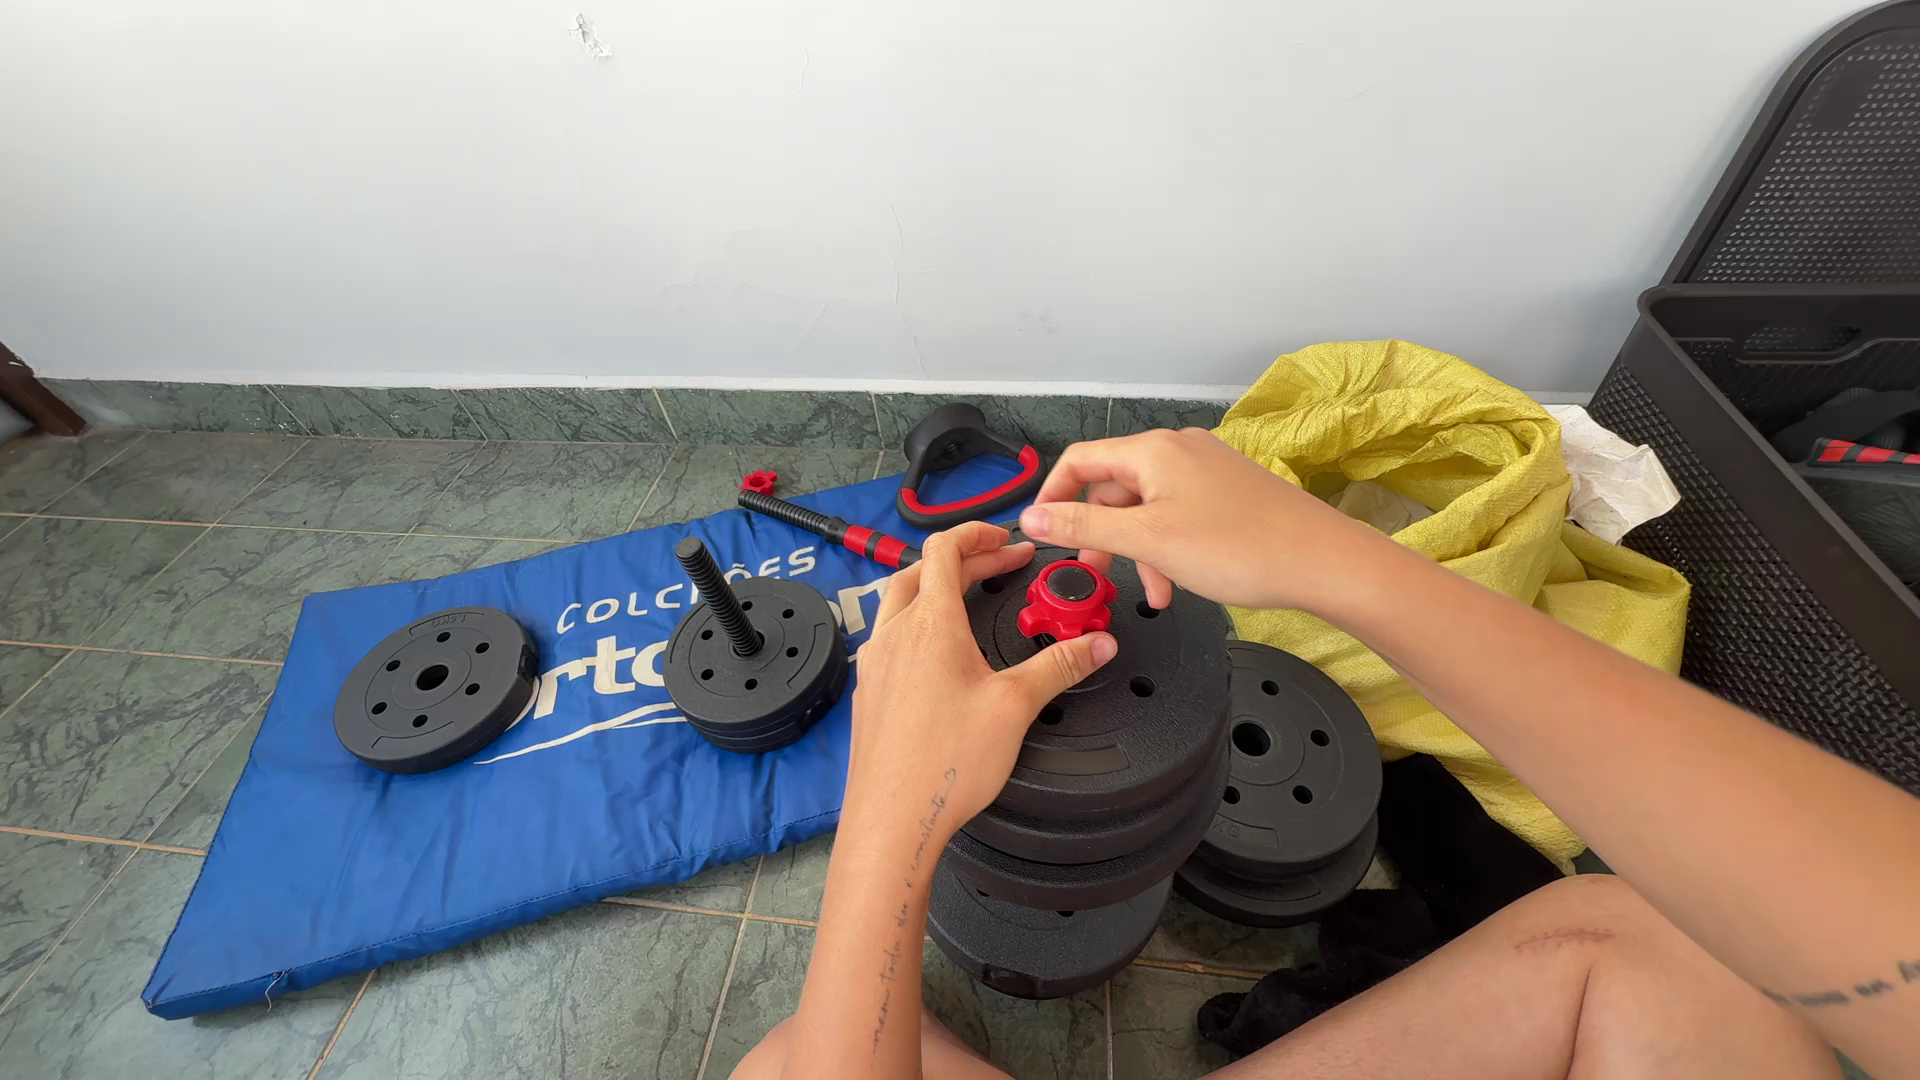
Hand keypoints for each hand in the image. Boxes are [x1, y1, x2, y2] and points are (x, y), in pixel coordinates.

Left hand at [847, 522, 1117, 832]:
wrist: (891, 819)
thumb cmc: (942, 764)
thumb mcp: (1015, 706)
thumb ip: (1058, 666)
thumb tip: (1096, 643)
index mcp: (930, 625)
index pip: (945, 550)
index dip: (978, 534)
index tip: (1006, 539)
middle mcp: (895, 635)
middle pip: (922, 569)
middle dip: (965, 557)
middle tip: (1001, 563)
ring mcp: (877, 662)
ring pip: (899, 599)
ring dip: (934, 584)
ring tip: (967, 592)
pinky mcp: (871, 688)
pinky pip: (889, 633)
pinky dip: (916, 619)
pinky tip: (935, 646)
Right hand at [1017, 428, 1384, 614]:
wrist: (1326, 563)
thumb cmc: (1233, 548)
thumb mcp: (1147, 540)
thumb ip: (1082, 527)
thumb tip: (1029, 517)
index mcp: (1152, 450)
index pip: (1080, 460)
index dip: (1052, 496)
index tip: (1043, 537)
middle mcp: (1177, 449)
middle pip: (1113, 487)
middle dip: (1100, 534)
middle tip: (1092, 577)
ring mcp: (1205, 469)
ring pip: (1146, 507)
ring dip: (1136, 549)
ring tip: (1148, 592)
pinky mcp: (1227, 491)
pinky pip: (1176, 514)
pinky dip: (1165, 547)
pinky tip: (1174, 585)